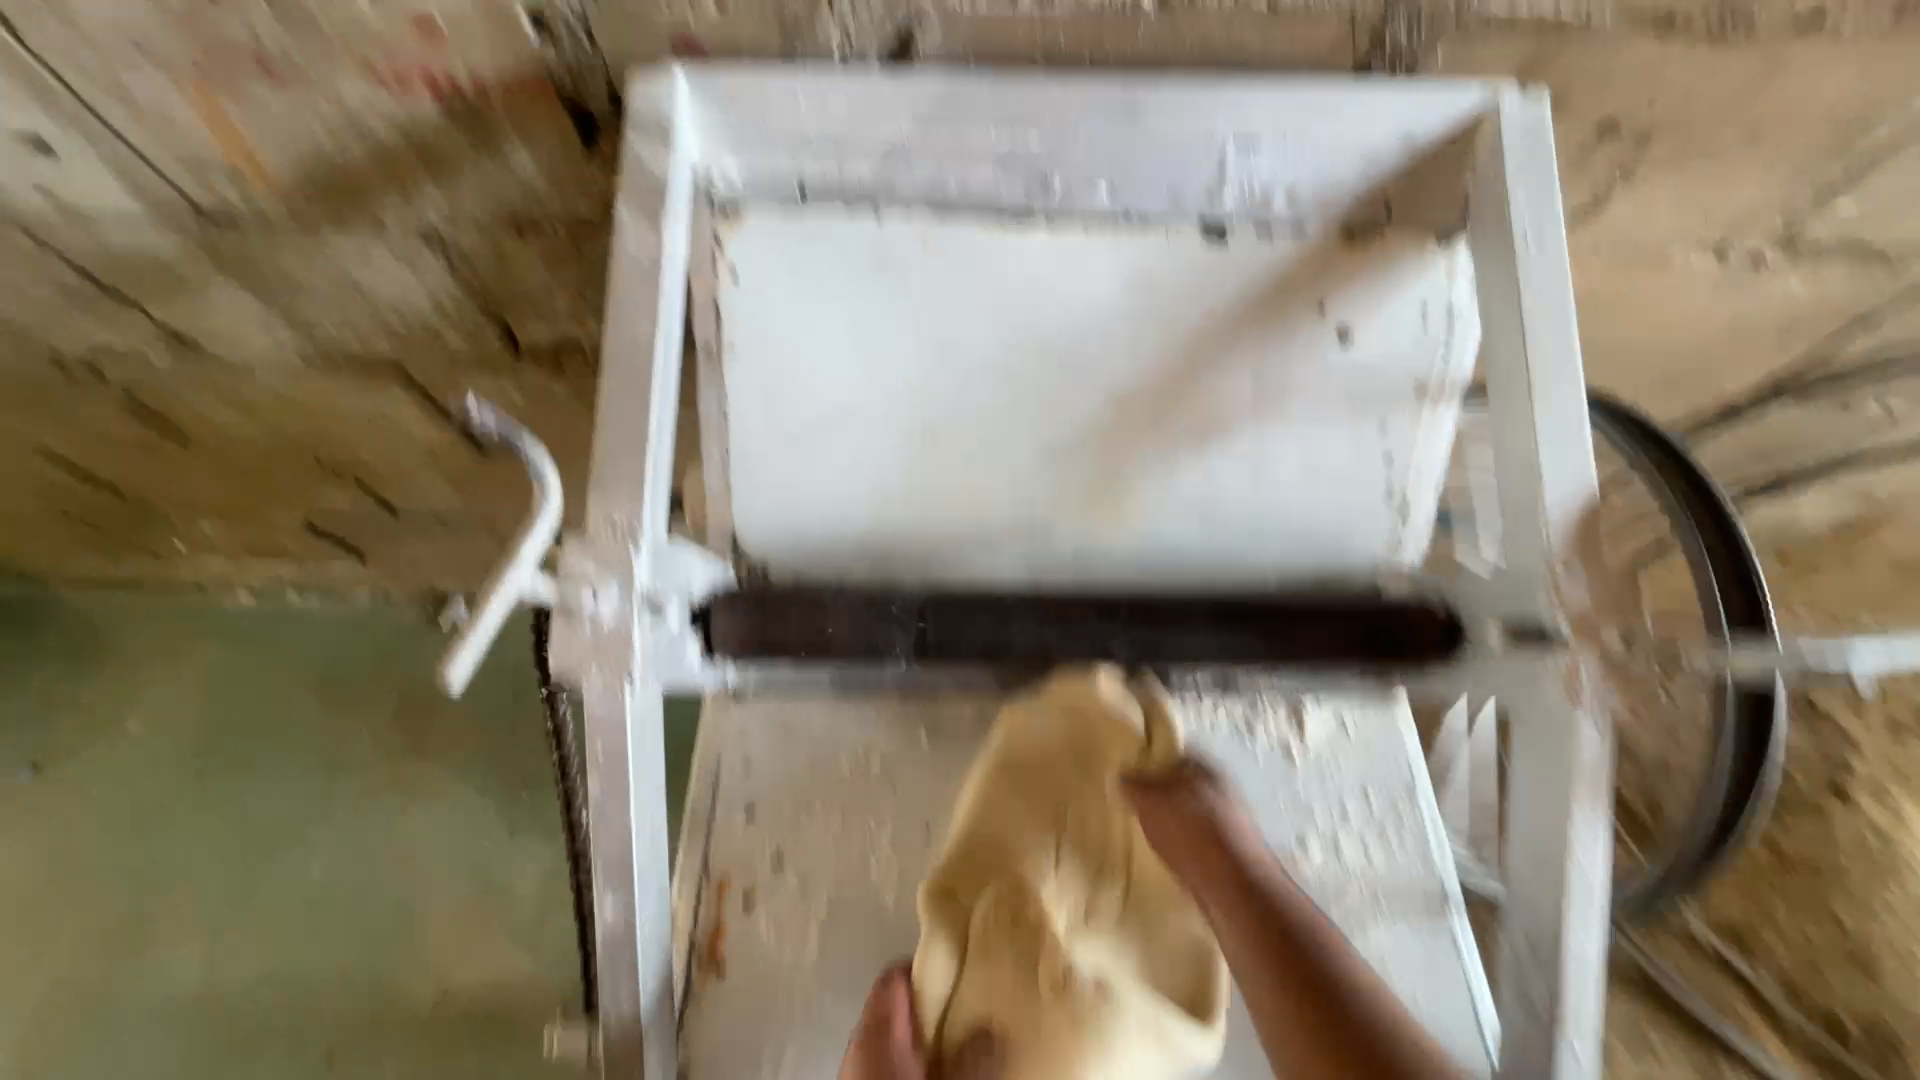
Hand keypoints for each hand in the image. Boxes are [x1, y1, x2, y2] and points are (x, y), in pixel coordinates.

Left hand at [838, 962, 1003, 1079]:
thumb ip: (974, 1056)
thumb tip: (991, 1027)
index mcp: (873, 1034)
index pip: (895, 976)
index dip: (930, 967)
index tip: (966, 970)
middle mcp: (858, 1049)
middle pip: (898, 1011)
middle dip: (938, 1010)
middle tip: (978, 1014)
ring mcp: (857, 1077)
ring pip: (897, 1044)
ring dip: (930, 1046)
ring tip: (969, 1054)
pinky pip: (891, 1071)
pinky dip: (917, 1070)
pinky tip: (944, 1079)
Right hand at [1122, 756, 1265, 892]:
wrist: (1235, 890)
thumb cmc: (1192, 834)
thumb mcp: (1151, 803)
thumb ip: (1132, 786)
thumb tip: (1119, 775)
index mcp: (1205, 768)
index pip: (1172, 750)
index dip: (1146, 755)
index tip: (1124, 766)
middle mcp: (1220, 789)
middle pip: (1179, 781)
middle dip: (1155, 789)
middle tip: (1128, 799)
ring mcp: (1226, 821)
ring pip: (1186, 810)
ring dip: (1166, 818)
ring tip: (1141, 828)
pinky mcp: (1226, 851)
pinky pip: (1193, 837)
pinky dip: (1177, 841)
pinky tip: (1162, 852)